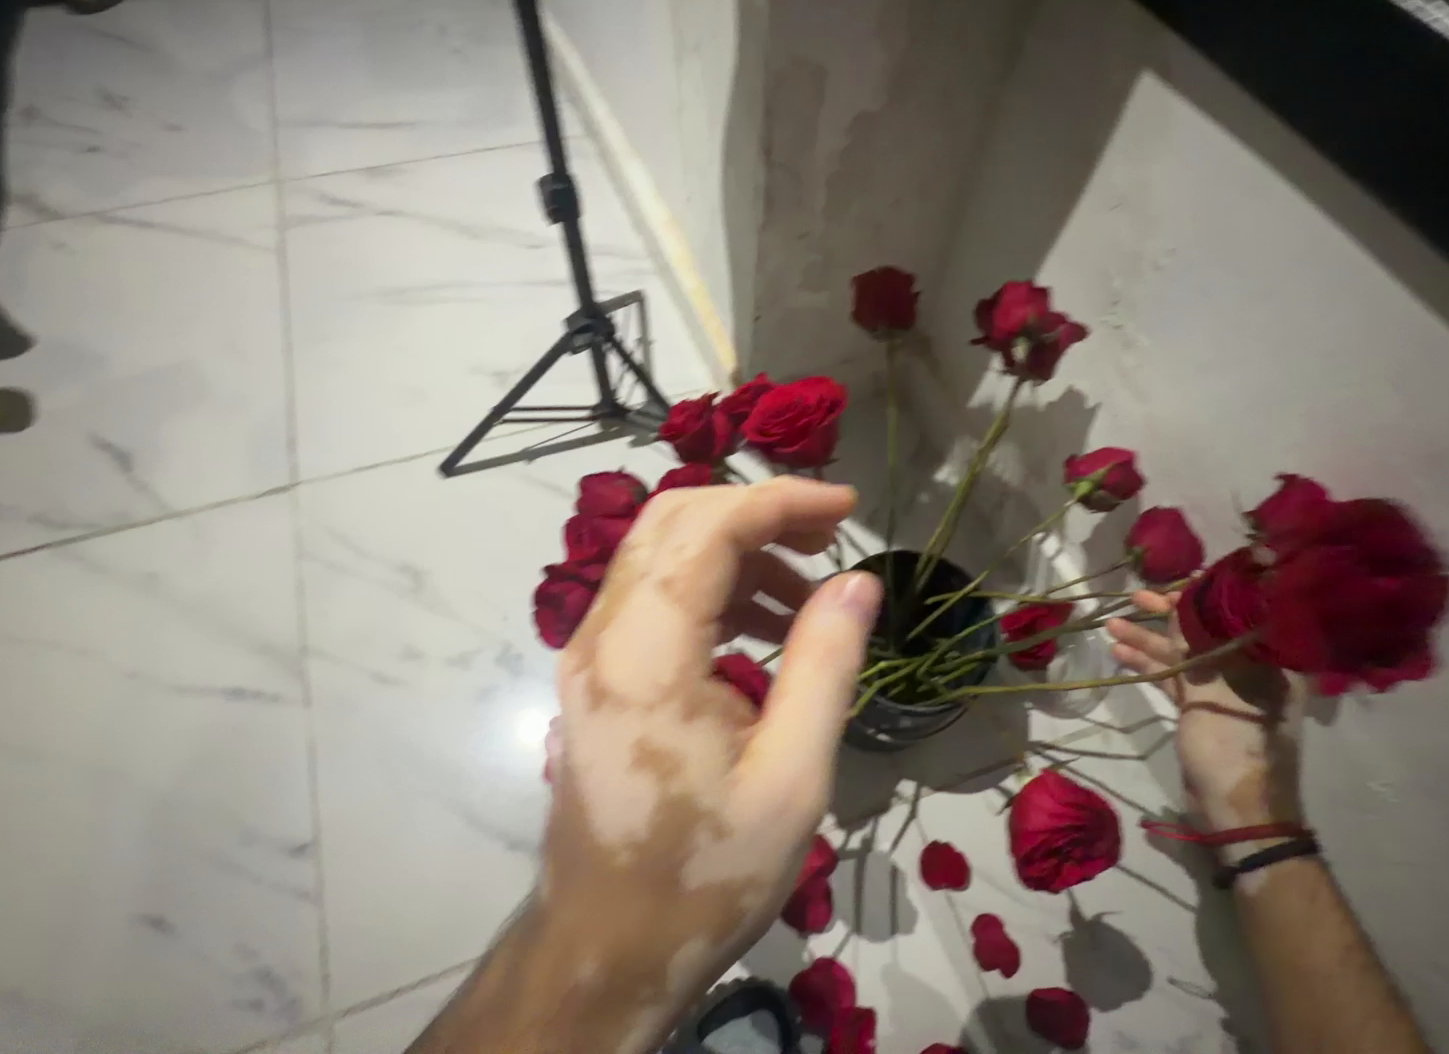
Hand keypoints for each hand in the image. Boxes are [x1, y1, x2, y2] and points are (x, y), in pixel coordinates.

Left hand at [543, 477, 880, 1042]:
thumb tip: (859, 581)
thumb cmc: (706, 872)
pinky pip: (652, 595)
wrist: (608, 946)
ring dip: (736, 550)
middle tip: (828, 539)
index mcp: (648, 654)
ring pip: (659, 552)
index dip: (782, 501)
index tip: (849, 510)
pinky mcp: (597, 673)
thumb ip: (825, 664)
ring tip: (808, 596)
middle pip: (673, 519)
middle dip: (756, 511)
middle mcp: (603, 634)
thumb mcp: (791, 776)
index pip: (708, 527)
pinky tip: (762, 630)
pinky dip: (711, 588)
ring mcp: (590, 652)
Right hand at [1106, 590, 1304, 852]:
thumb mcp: (1217, 691)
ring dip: (1149, 641)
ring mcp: (1224, 692)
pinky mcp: (1202, 710)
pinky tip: (1119, 653)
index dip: (1206, 595)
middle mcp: (1251, 671)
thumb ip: (1198, 649)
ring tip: (1112, 623)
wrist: (1238, 810)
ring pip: (1184, 656)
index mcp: (1271, 664)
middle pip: (1205, 633)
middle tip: (1135, 596)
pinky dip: (1148, 666)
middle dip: (1168, 615)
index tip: (1176, 578)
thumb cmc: (1237, 747)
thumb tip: (1183, 606)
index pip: (1238, 615)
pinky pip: (1173, 679)